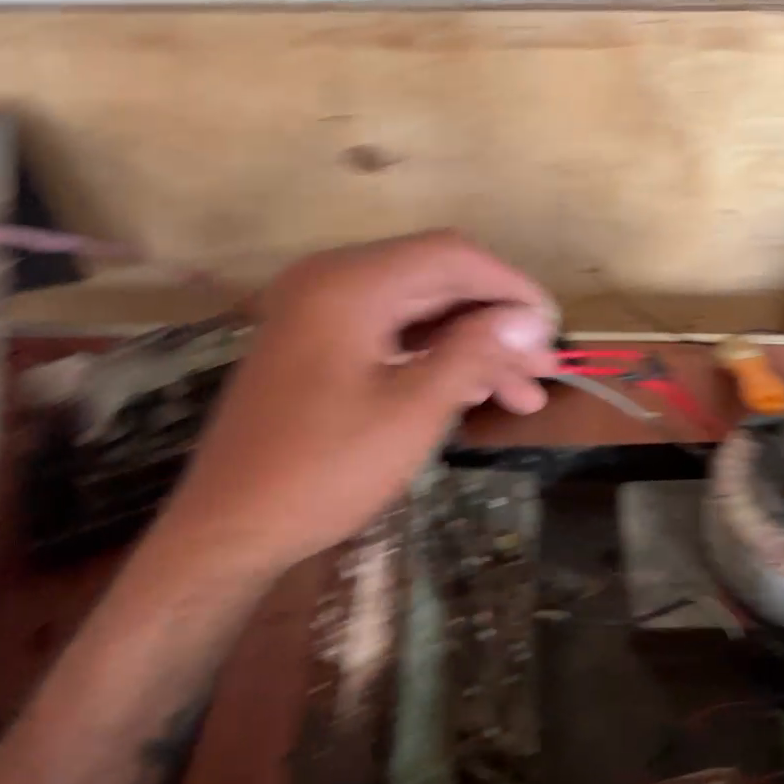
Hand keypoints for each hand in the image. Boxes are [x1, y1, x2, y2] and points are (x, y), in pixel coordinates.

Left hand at [153, 231, 557, 564]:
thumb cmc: (323, 469)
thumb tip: (528, 320)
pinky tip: (470, 395)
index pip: (451, 257)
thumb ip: (473, 354)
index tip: (553, 327)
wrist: (229, 527)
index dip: (510, 287)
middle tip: (544, 372)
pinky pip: (387, 337)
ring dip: (469, 348)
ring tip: (523, 396)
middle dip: (495, 325)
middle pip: (435, 282)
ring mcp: (317, 314)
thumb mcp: (411, 412)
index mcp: (350, 284)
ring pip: (415, 314)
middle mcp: (330, 282)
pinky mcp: (314, 348)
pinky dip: (431, 360)